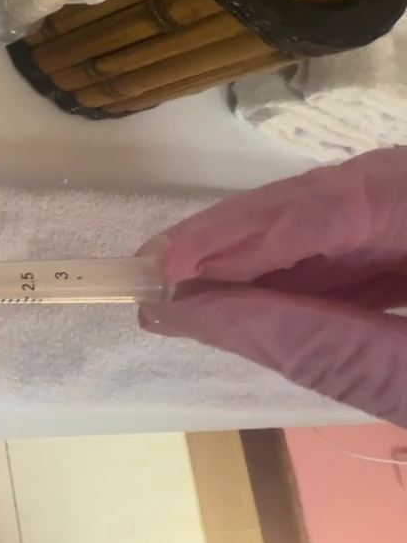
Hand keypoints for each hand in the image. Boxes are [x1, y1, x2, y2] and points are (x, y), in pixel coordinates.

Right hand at [140, 146, 406, 424]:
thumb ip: (314, 345)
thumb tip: (180, 310)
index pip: (365, 197)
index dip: (252, 226)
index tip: (162, 263)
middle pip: (358, 197)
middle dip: (252, 237)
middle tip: (159, 273)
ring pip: (365, 221)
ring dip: (275, 258)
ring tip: (193, 288)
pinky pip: (388, 248)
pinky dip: (321, 276)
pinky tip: (264, 298)